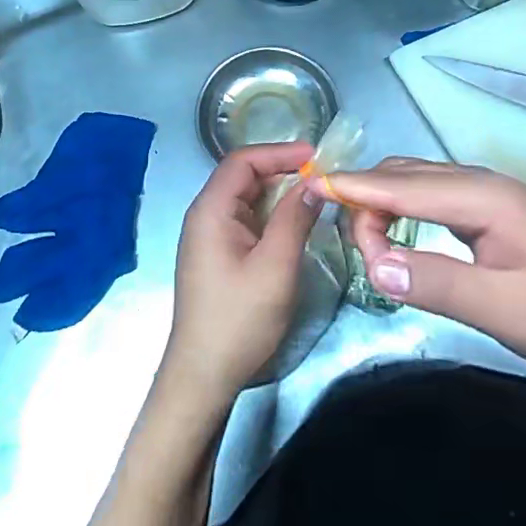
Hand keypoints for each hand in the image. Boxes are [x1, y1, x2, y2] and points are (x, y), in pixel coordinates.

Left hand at [163, 142, 320, 398]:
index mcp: (210, 209)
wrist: (203, 373)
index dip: (278, 152)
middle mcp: (204, 214)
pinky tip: (293, 222)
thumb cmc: (239, 319)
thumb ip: (294, 220)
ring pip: (245, 199)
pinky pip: (244, 220)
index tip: (316, 155)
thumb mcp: (275, 267)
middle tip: (322, 175)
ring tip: (315, 194)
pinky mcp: (216, 254)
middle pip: (242, 177)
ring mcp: (208, 235)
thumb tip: (314, 185)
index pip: (242, 161)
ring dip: (277, 193)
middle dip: (281, 170)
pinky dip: (270, 214)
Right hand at [315, 158, 525, 370]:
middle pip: (399, 175)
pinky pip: (425, 191)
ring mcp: (483, 189)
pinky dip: (397, 205)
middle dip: (364, 203)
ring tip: (370, 248)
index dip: (351, 187)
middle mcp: (476, 180)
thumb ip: (438, 282)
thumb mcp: (508, 309)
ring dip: (379, 204)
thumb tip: (374, 265)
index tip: (309, 192)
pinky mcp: (486, 205)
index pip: (398, 184)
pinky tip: (395, 233)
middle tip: (361, 257)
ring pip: (410, 179)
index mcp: (480, 196)